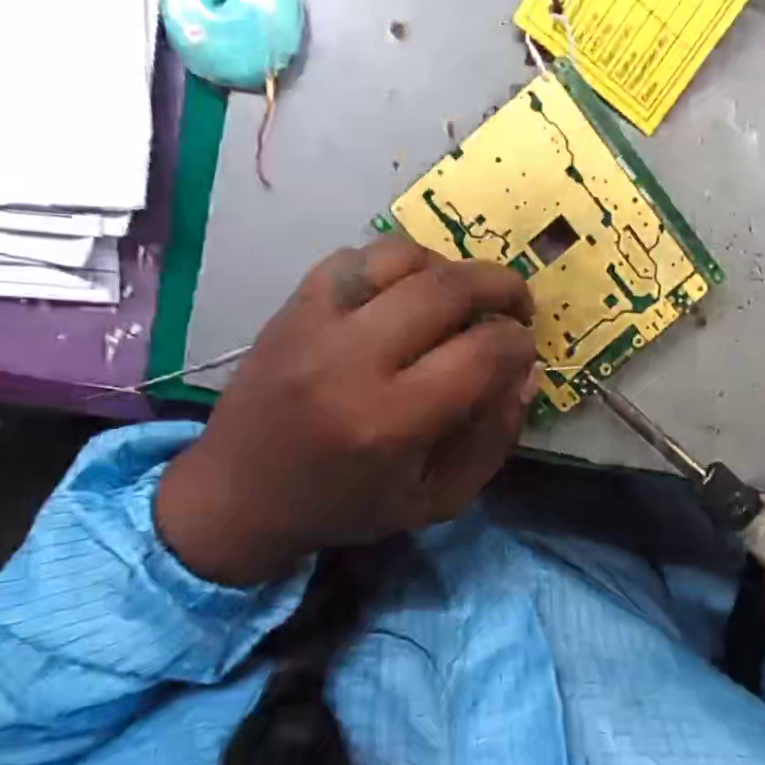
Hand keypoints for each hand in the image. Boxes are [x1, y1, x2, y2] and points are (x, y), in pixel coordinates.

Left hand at [156, 238, 539, 584]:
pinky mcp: (291, 307)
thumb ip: (490, 440)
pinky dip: (392, 263)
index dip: (519, 344)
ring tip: (460, 295)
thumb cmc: (341, 507)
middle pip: (447, 288)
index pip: (482, 352)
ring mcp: (314, 324)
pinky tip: (403, 290)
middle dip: (501, 286)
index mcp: (390, 422)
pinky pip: (353, 257)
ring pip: (399, 256)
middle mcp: (351, 360)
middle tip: (516, 305)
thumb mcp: (433, 501)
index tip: (523, 350)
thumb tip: (525, 372)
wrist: (239, 493)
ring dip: (447, 267)